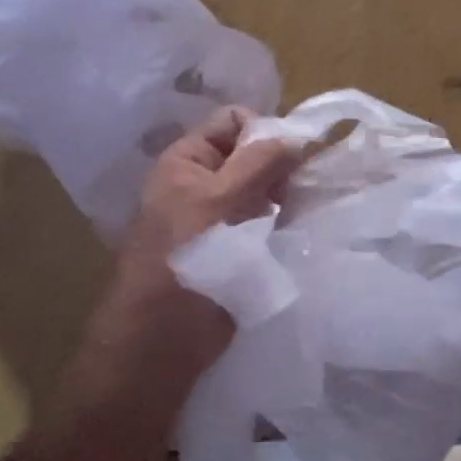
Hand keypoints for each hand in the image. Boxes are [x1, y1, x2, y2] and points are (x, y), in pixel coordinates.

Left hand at [122, 106, 300, 268]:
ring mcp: (221, 213)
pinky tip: (296, 228)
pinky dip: (286, 217)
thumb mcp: (217, 200)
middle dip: (280, 164)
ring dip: (286, 192)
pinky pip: (270, 216)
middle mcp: (204, 180)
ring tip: (296, 211)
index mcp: (187, 160)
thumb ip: (260, 162)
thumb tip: (299, 138)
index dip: (264, 131)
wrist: (161, 340)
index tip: (288, 158)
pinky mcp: (239, 243)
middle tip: (292, 191)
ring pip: (266, 185)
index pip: (234, 120)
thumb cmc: (181, 261)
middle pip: (254, 152)